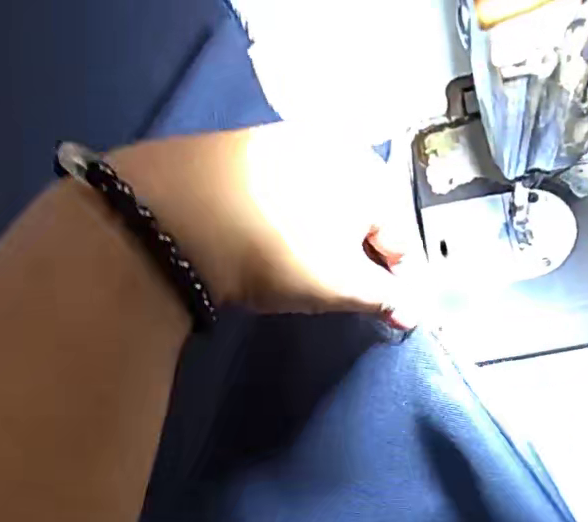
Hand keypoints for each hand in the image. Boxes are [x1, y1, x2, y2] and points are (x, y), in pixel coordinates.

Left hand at [106, 124, 424, 326]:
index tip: (387, 313)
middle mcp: (333, 146)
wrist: (174, 219)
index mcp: (368, 174)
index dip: (399, 282)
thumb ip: (387, 299)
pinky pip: (289, 192)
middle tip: (347, 295)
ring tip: (309, 273)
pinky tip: (275, 245)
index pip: (402, 239)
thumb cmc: (279, 255)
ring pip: (328, 203)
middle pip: (366, 217)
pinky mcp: (244, 148)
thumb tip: (412, 313)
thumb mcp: (342, 286)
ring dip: (329, 241)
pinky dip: (295, 221)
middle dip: (364, 259)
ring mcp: (284, 141)